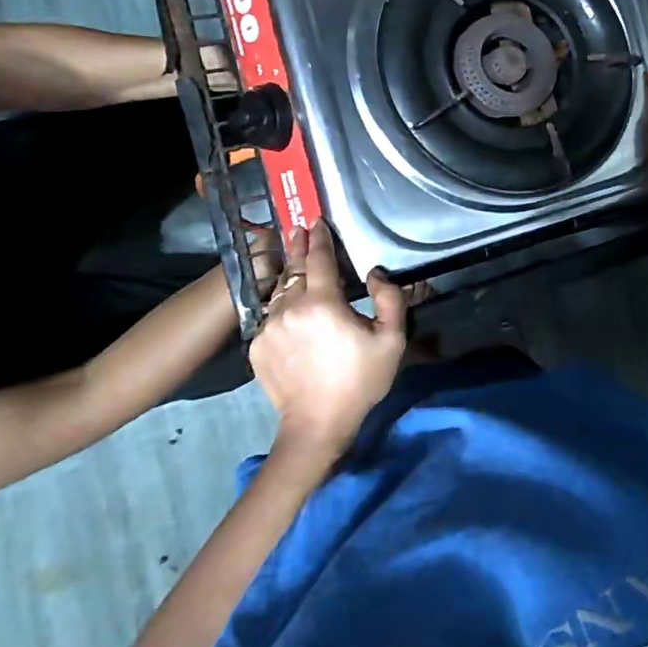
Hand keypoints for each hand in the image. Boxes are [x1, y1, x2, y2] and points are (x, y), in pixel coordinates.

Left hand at [250, 223, 406, 456]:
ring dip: (289, 278)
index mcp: (322, 303)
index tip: (317, 221)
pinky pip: (270, 317)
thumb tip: (376, 273)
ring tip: (296, 267)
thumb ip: (390, 299)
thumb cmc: (359, 382)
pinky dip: (281, 308)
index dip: (319, 238)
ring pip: (279, 292)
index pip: (318, 259)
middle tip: (298, 228)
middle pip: (293, 269)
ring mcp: (268, 327)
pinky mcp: (256, 346)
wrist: (316, 425)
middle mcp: (289, 308)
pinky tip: (291, 311)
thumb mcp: (391, 341)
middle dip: (297, 246)